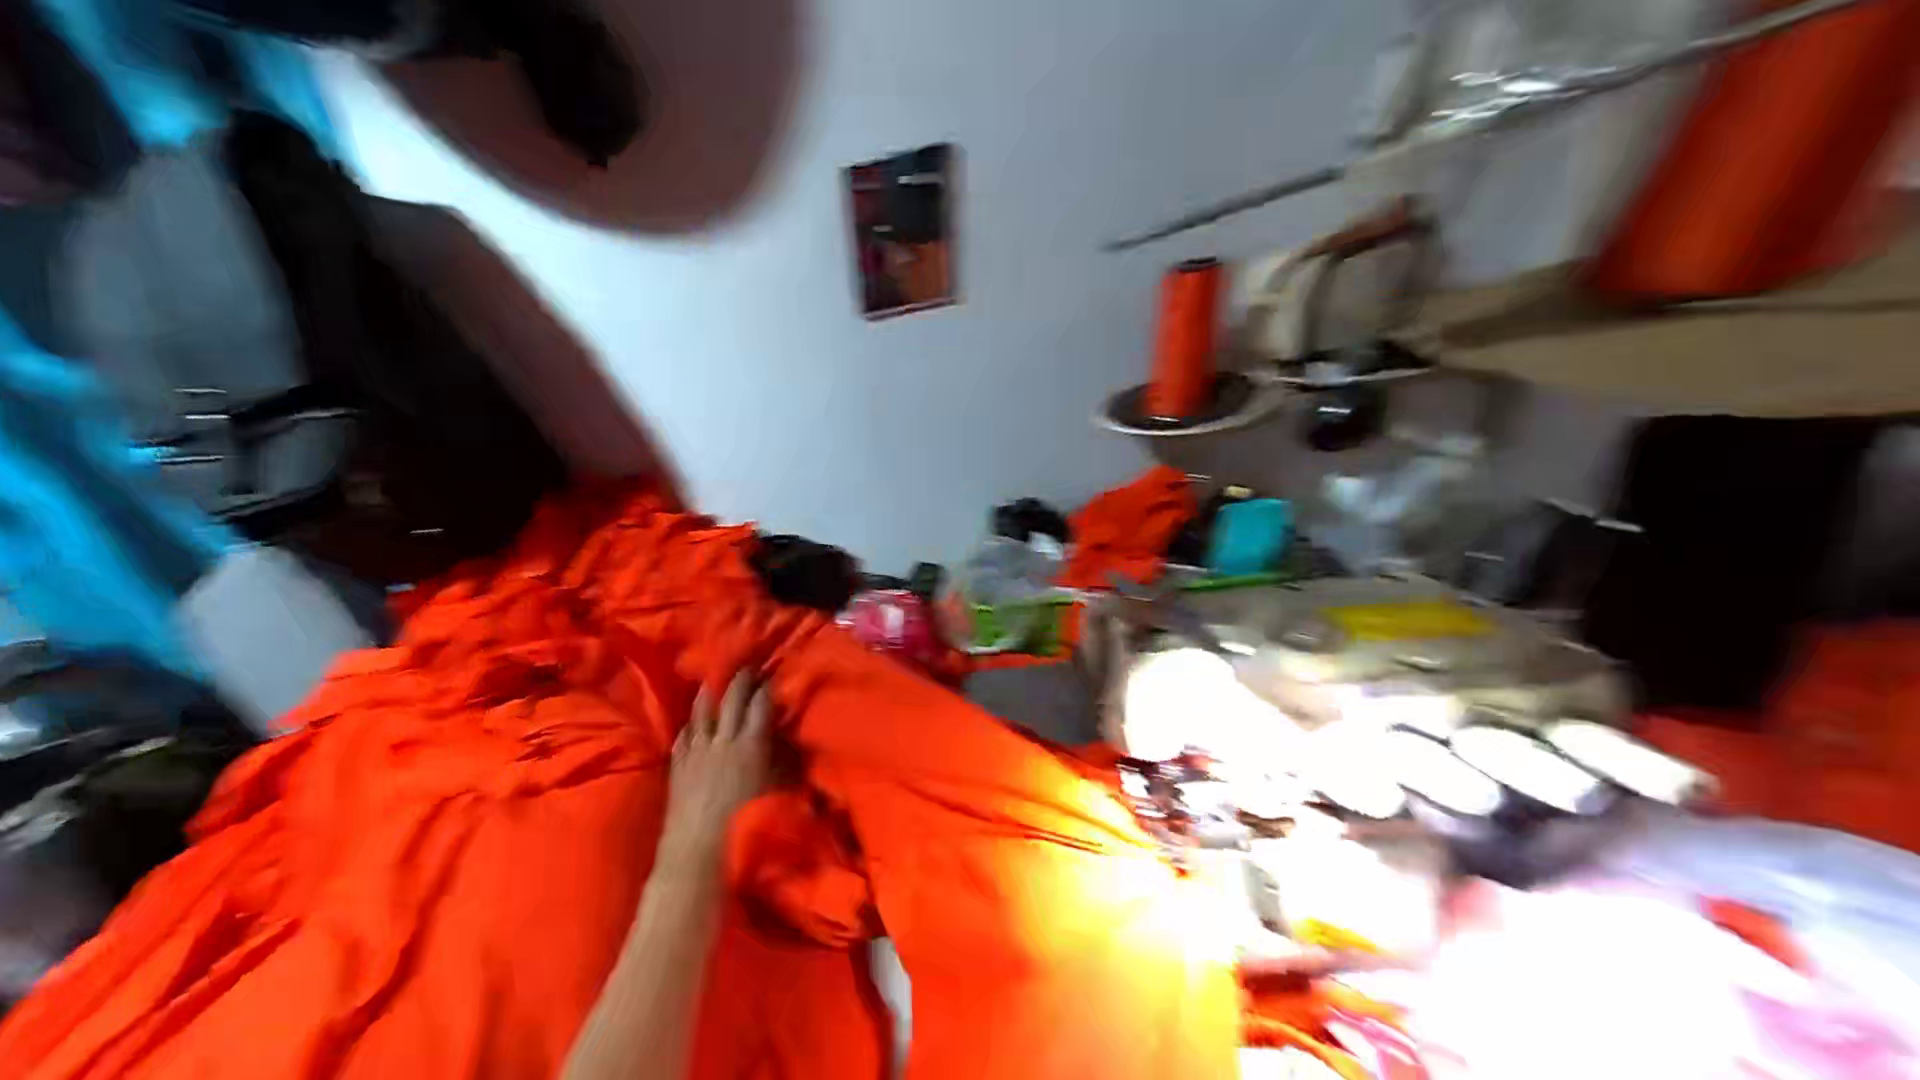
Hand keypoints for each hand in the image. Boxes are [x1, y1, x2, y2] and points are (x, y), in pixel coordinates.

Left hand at [659, 671, 770, 866]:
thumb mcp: (772, 787)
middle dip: (741, 680)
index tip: (770, 677)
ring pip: (702, 710)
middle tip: (747, 669)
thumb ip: (778, 760)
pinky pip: (684, 734)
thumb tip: (784, 742)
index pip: (761, 705)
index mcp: (751, 745)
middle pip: (733, 699)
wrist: (698, 848)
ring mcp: (698, 749)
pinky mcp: (678, 762)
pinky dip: (691, 725)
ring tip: (714, 682)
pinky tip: (694, 723)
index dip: (766, 688)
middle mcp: (724, 739)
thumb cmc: (745, 823)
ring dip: (711, 693)